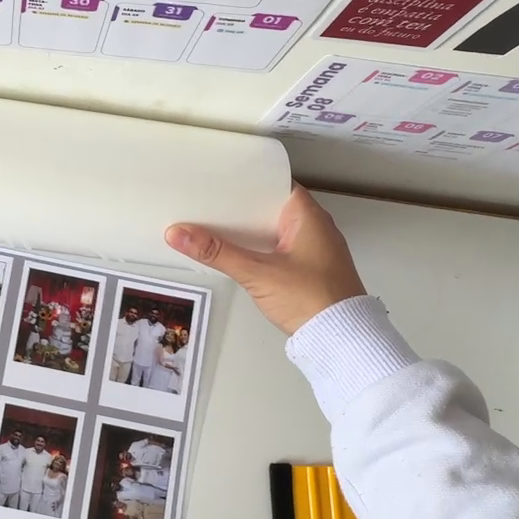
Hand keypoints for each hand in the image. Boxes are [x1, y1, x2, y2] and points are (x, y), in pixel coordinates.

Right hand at [165, 185, 365, 336]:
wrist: (341, 340)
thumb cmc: (308, 298)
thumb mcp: (257, 273)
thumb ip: (216, 252)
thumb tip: (176, 233)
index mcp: (308, 216)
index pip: (274, 184)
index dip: (245, 180)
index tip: (216, 179)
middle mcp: (314, 227)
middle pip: (270, 207)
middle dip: (239, 207)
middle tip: (205, 201)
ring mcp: (313, 249)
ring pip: (272, 229)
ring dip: (247, 229)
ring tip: (211, 223)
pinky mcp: (308, 269)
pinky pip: (277, 247)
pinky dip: (256, 246)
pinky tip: (234, 251)